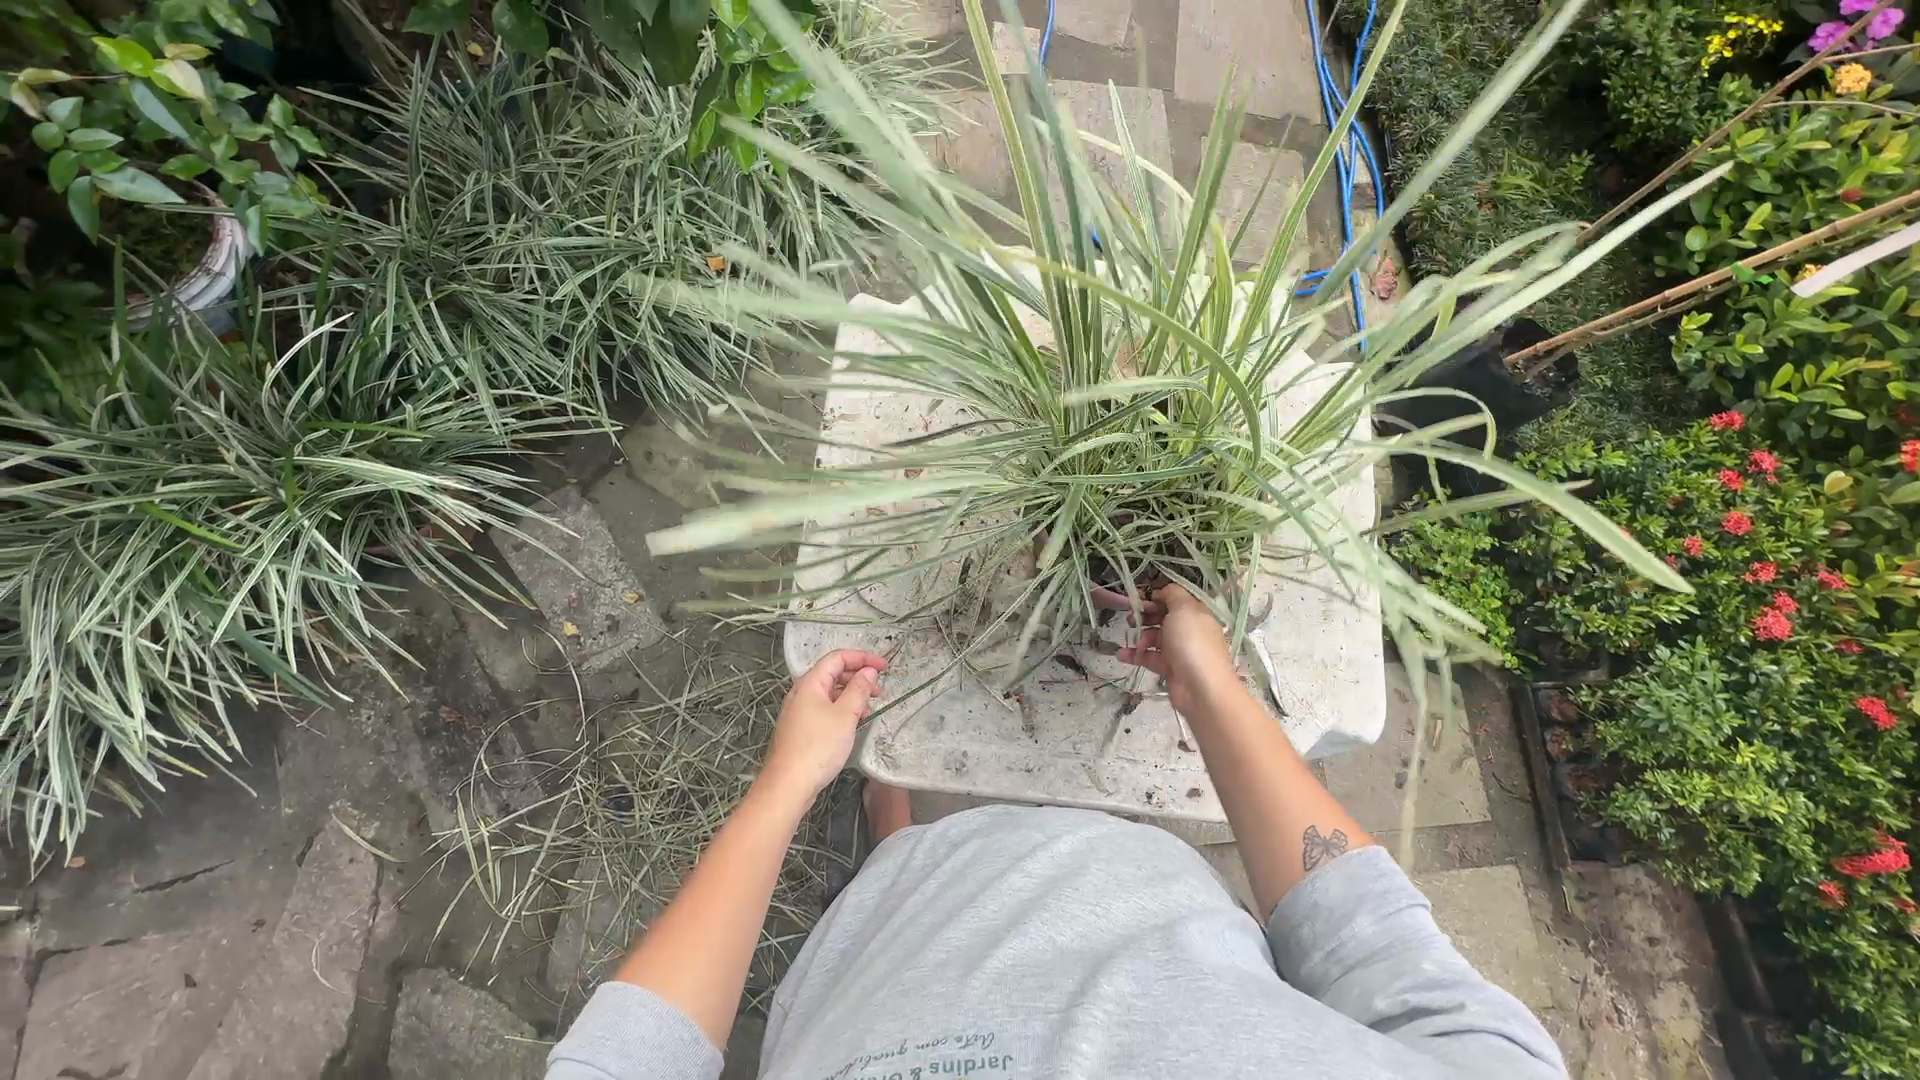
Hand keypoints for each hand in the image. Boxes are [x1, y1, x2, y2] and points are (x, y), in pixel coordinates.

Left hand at [759, 649, 888, 801]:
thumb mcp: (845, 715)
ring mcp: (798, 711)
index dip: (863, 658)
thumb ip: (859, 690)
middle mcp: (801, 692)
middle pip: (832, 673)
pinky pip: (824, 708)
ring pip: (829, 693)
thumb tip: (869, 671)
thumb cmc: (818, 747)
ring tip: (869, 708)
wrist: (788, 784)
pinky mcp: (800, 728)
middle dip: (858, 676)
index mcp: (810, 683)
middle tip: (880, 689)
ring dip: (851, 694)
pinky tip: (852, 723)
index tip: (884, 667)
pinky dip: (841, 709)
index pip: (838, 657)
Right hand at [1116, 583, 1237, 716]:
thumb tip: (1162, 592)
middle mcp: (1189, 630)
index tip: (1140, 600)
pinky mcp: (1169, 669)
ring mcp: (1179, 650)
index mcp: (1196, 613)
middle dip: (1145, 616)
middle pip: (1163, 618)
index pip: (1175, 600)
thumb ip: (1172, 594)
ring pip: (1155, 638)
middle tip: (1131, 619)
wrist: (1201, 687)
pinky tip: (1121, 655)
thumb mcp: (1184, 608)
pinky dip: (1135, 655)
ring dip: (1140, 637)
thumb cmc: (1192, 642)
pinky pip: (1149, 658)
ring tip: (1135, 642)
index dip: (1157, 598)